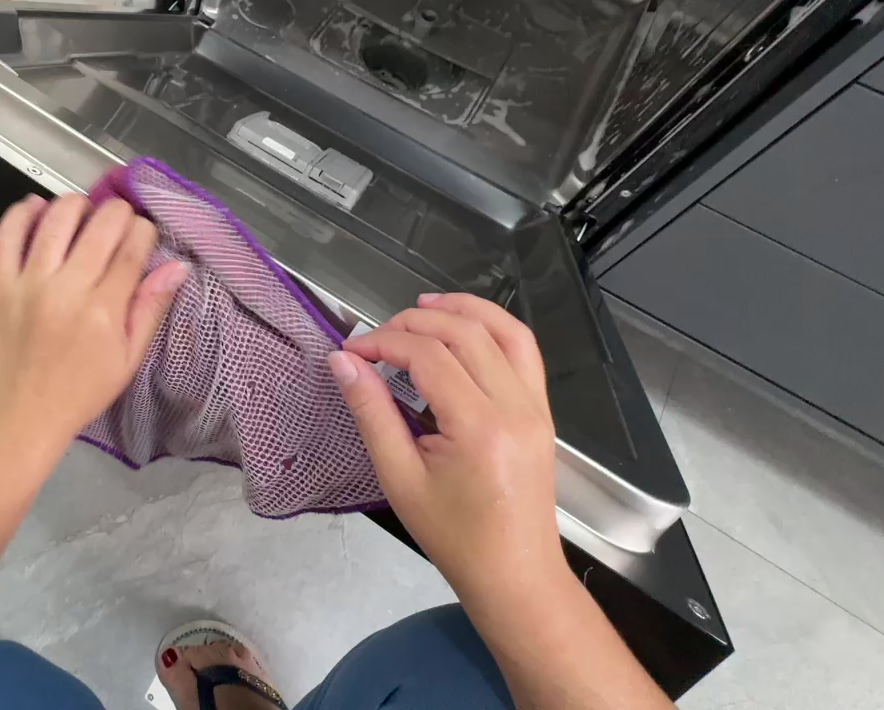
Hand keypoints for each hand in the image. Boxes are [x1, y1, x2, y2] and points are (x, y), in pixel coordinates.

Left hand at [0, 194, 188, 454]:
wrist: (18, 415)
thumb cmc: (80, 391)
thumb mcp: (128, 359)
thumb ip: (151, 308)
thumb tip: (177, 266)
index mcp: (103, 310)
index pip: (132, 247)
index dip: (143, 230)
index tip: (143, 233)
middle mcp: (67, 289)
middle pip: (100, 225)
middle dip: (117, 212)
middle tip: (118, 220)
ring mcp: (28, 282)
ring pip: (57, 218)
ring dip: (76, 205)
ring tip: (82, 213)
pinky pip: (8, 233)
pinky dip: (24, 212)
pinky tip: (38, 208)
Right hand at [328, 293, 565, 601]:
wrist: (516, 577)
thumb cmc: (453, 535)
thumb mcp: (398, 477)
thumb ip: (371, 411)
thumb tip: (342, 361)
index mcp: (479, 427)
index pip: (427, 355)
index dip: (383, 342)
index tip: (351, 351)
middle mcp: (515, 407)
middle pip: (463, 333)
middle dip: (411, 322)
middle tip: (374, 337)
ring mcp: (535, 405)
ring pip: (502, 330)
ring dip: (458, 309)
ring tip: (419, 306)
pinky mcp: (541, 409)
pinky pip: (523, 349)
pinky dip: (492, 325)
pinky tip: (462, 324)